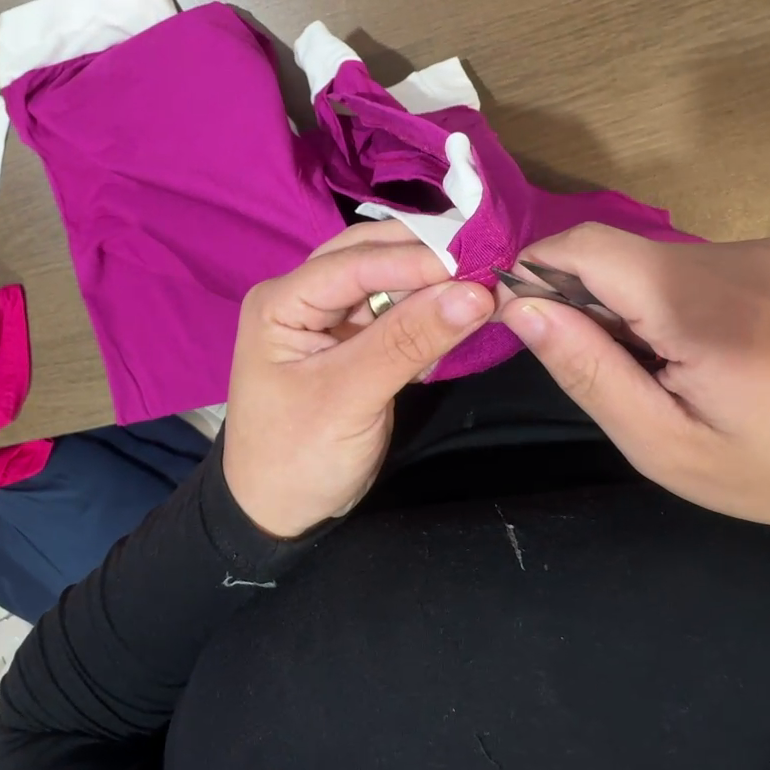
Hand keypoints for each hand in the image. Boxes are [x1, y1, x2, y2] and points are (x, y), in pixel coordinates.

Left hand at [223, 222, 493, 537]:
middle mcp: (302, 298)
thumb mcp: (348, 398)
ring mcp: (329, 320)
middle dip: (427, 257)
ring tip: (489, 281)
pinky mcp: (355, 344)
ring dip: (434, 282)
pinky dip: (429, 313)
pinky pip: (398, 313)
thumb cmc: (296, 457)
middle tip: (491, 258)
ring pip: (389, 282)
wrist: (278, 512)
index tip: (479, 261)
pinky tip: (465, 315)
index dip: (416, 258)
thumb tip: (474, 293)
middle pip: (370, 257)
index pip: (353, 262)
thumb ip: (407, 342)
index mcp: (281, 302)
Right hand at [496, 223, 769, 530]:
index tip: (527, 320)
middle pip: (614, 254)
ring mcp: (762, 250)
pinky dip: (667, 296)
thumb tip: (518, 306)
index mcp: (705, 309)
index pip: (586, 246)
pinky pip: (687, 262)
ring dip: (629, 301)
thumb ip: (586, 369)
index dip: (537, 271)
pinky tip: (700, 346)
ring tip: (665, 364)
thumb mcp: (663, 445)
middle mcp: (735, 258)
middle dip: (586, 300)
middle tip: (612, 366)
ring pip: (648, 258)